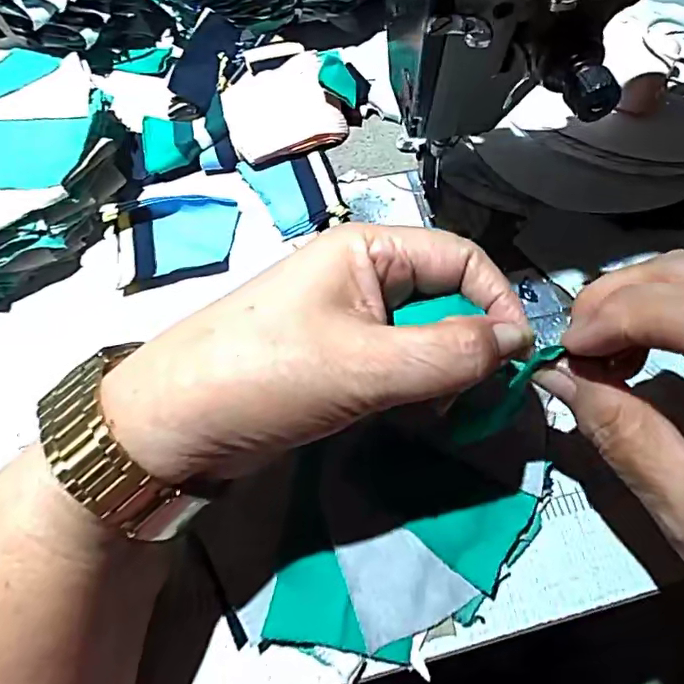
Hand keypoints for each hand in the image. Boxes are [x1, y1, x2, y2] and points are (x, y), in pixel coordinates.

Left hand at [99, 225, 532, 482]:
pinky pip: (407, 360)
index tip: (518, 351)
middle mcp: (368, 274)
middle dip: (473, 340)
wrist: (166, 433)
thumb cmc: (264, 377)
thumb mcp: (365, 365)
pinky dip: (425, 385)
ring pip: (431, 332)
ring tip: (448, 407)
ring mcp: (356, 317)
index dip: (497, 298)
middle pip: (449, 295)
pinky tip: (422, 413)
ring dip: (450, 367)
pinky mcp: (347, 356)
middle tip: (483, 391)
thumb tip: (518, 341)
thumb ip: (449, 352)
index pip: (461, 257)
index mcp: (371, 250)